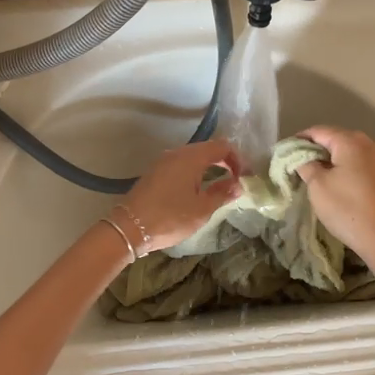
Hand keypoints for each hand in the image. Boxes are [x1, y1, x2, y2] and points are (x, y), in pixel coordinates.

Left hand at [117, 140, 241, 252]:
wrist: (129, 228)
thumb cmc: (170, 218)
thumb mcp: (202, 209)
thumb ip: (222, 193)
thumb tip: (238, 184)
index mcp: (191, 158)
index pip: (222, 146)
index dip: (238, 159)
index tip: (245, 178)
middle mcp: (176, 153)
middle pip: (207, 149)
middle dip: (225, 162)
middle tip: (236, 181)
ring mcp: (163, 162)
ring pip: (193, 157)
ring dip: (209, 167)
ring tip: (220, 186)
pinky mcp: (155, 173)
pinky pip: (181, 165)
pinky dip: (194, 172)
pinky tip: (198, 188)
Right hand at [295, 126, 374, 270]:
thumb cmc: (349, 211)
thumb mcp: (318, 187)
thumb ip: (306, 164)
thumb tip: (303, 157)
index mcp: (352, 142)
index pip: (319, 131)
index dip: (300, 139)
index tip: (288, 151)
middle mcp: (373, 144)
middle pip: (340, 139)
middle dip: (320, 149)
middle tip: (303, 164)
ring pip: (356, 153)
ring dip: (339, 160)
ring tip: (325, 176)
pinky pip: (369, 166)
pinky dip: (354, 170)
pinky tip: (348, 185)